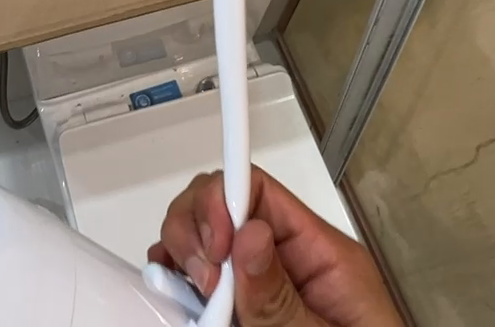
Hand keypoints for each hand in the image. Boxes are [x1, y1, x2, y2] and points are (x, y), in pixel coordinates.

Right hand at [150, 167, 403, 326]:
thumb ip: (285, 298)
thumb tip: (249, 231)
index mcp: (321, 253)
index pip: (260, 188)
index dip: (221, 200)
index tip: (211, 249)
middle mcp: (287, 256)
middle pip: (223, 203)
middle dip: (195, 228)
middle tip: (201, 285)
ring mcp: (261, 280)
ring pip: (204, 233)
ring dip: (184, 254)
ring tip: (189, 300)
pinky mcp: (244, 306)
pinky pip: (200, 271)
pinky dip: (177, 277)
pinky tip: (173, 293)